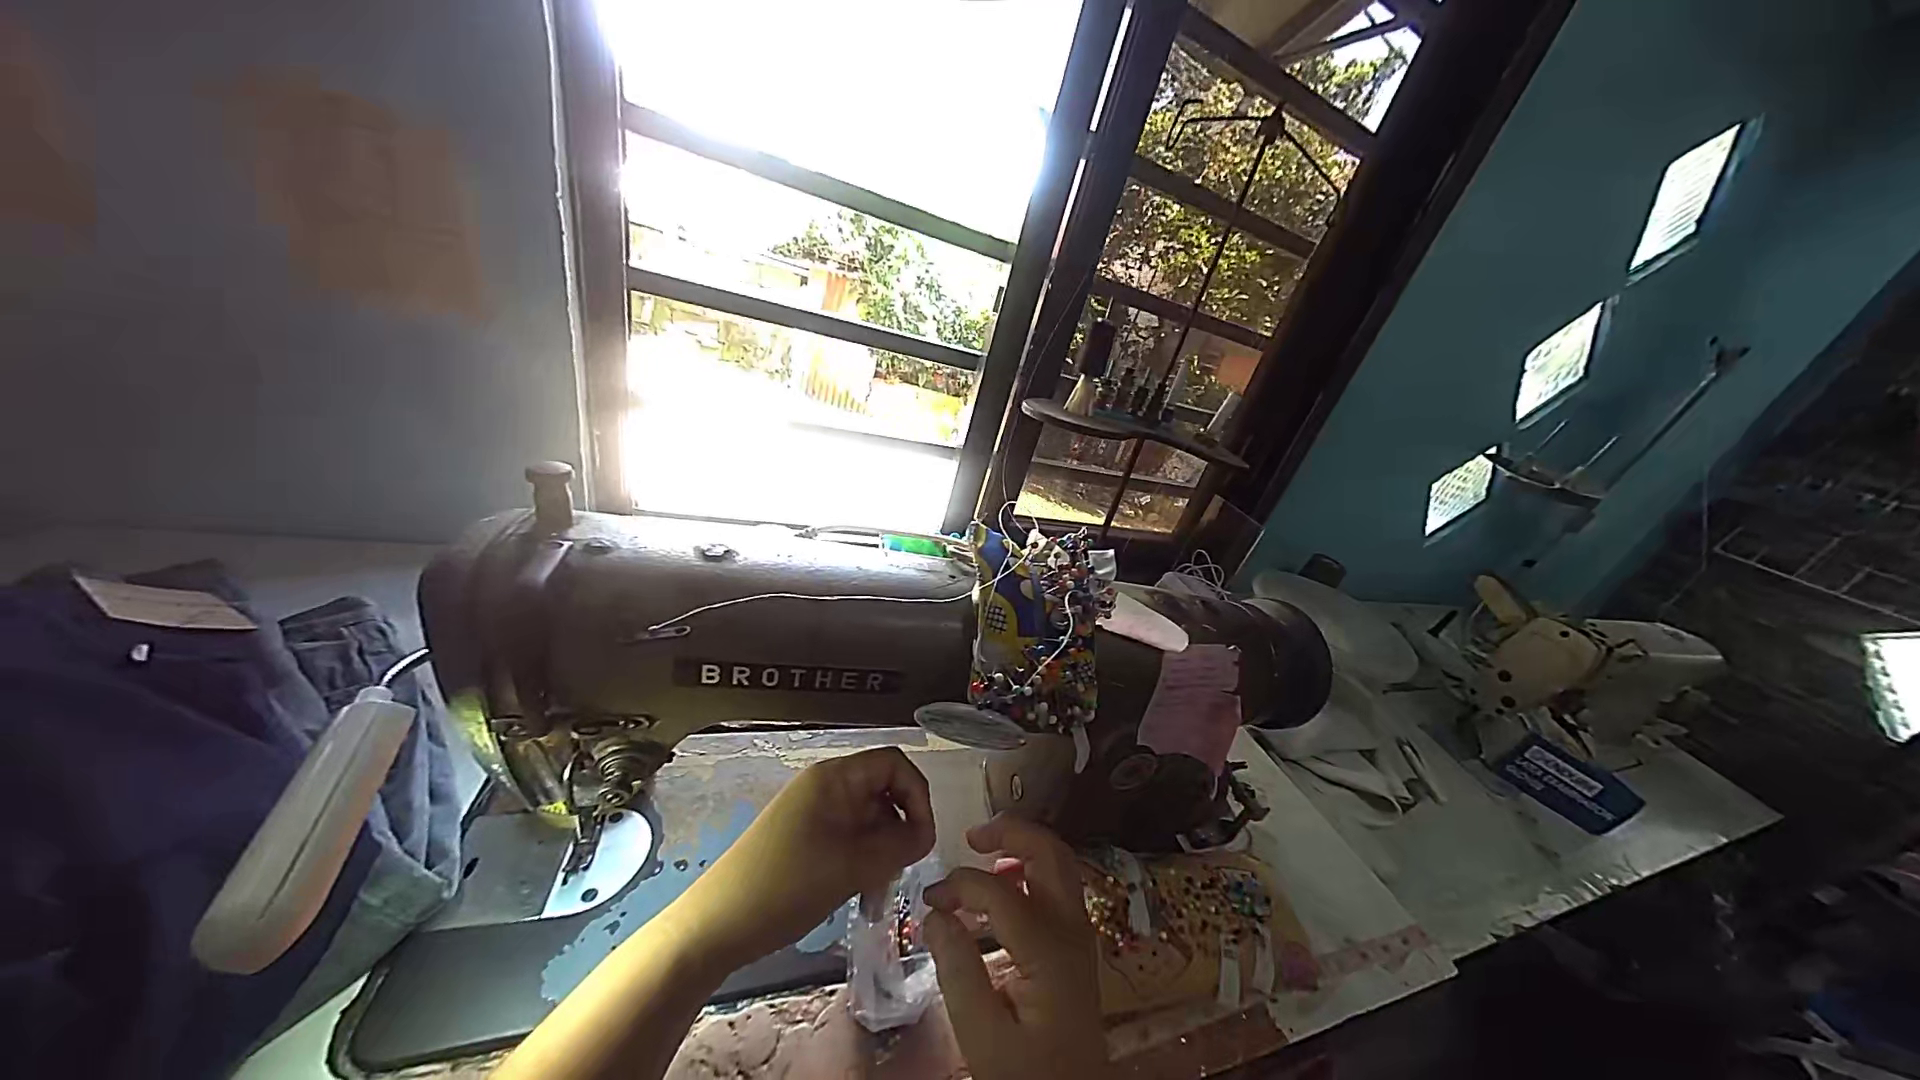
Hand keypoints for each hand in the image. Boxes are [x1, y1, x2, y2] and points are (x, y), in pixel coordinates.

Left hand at [678, 746, 934, 971]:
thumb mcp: (853, 865)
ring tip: (876, 892)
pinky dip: (862, 860)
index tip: (923, 839)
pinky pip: (848, 838)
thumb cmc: (786, 885)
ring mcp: (813, 811)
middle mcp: (826, 786)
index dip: (917, 795)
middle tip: (900, 872)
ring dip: (882, 850)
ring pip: (868, 819)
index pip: (894, 764)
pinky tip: (859, 892)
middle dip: (900, 829)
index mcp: (835, 777)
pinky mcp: (805, 837)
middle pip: (883, 792)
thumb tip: (926, 835)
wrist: (716, 925)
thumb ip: (899, 845)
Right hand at [922, 815, 1109, 1079]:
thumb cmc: (1026, 1073)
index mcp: (1049, 950)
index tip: (929, 899)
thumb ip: (958, 970)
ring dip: (1023, 845)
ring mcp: (1079, 933)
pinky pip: (1058, 883)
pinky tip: (1003, 881)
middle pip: (1050, 852)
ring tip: (984, 851)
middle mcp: (1072, 929)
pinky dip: (1031, 866)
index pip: (1000, 892)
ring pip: (1059, 862)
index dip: (960, 885)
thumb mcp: (982, 1034)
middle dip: (1011, 832)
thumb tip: (936, 914)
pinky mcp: (1076, 941)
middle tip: (971, 837)